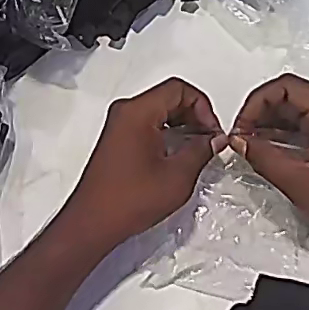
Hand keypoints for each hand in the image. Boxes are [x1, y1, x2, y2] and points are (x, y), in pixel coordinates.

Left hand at [51, 78, 222, 252]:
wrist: (94, 220)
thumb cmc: (130, 199)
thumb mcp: (178, 175)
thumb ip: (201, 150)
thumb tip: (214, 139)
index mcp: (137, 112)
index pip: (177, 89)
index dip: (202, 106)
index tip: (212, 131)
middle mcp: (125, 112)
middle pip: (168, 97)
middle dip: (194, 115)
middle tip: (209, 140)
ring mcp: (118, 124)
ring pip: (158, 110)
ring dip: (182, 125)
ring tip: (197, 150)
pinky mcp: (117, 138)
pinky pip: (147, 123)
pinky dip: (167, 133)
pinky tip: (178, 155)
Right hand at [229, 74, 308, 276]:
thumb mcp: (299, 181)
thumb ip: (263, 156)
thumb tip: (237, 141)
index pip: (284, 88)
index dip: (255, 104)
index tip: (240, 129)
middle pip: (288, 98)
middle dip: (259, 114)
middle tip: (240, 139)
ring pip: (293, 115)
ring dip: (268, 127)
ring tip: (247, 148)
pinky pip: (302, 132)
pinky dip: (281, 139)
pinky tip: (265, 155)